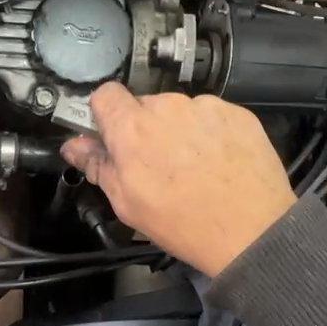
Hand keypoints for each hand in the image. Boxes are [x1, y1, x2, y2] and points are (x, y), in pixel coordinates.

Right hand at [61, 84, 296, 276]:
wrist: (250, 231)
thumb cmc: (186, 223)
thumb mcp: (127, 204)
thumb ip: (98, 167)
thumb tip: (75, 148)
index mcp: (132, 128)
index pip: (105, 94)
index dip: (106, 115)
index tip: (111, 136)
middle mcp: (167, 108)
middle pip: (144, 105)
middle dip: (144, 129)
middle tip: (154, 166)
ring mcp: (204, 107)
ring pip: (178, 111)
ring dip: (177, 132)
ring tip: (190, 170)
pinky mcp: (235, 113)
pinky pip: (210, 116)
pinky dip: (208, 134)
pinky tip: (214, 164)